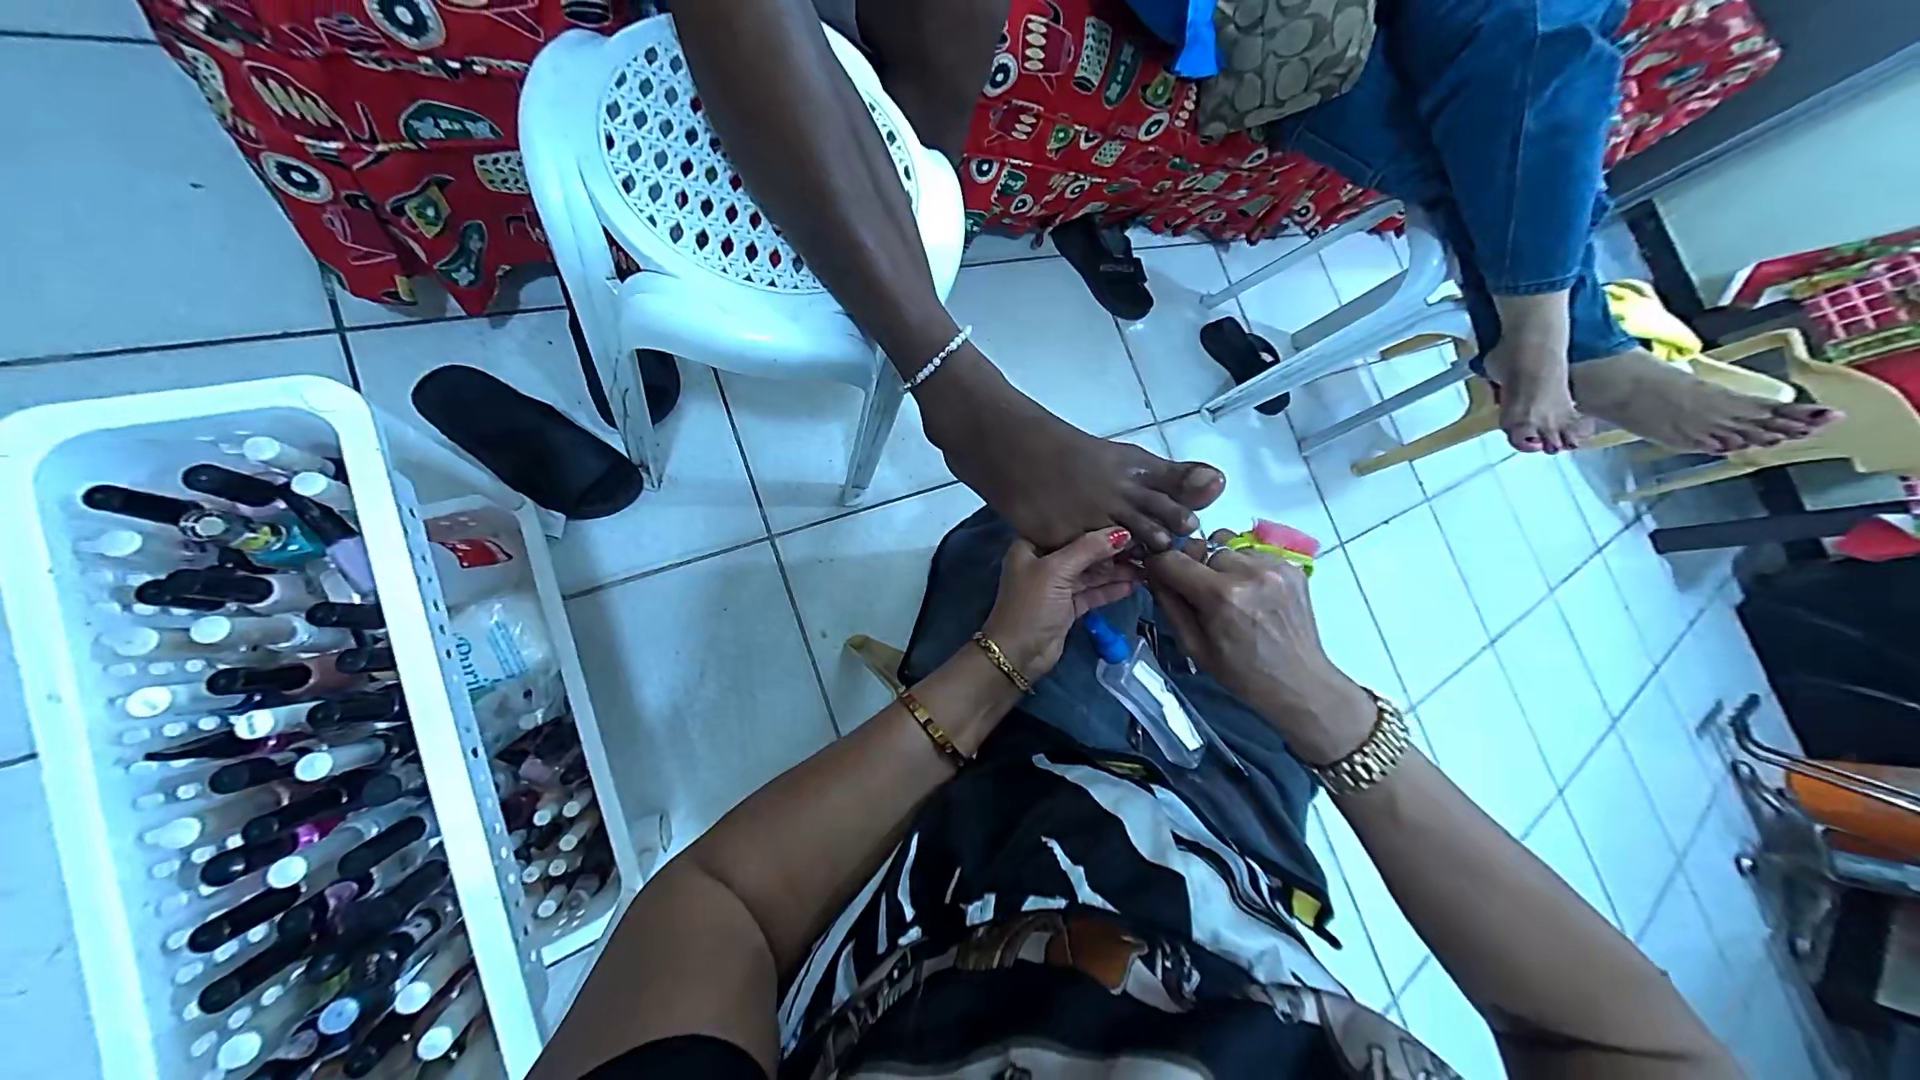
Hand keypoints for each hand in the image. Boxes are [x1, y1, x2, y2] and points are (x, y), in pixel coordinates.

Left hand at [980, 527, 1140, 680]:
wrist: (1019, 654)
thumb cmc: (1031, 606)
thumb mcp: (1057, 571)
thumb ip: (1089, 549)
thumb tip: (1122, 533)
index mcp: (1031, 547)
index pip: (1068, 529)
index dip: (1096, 526)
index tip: (1127, 522)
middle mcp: (1043, 563)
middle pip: (1082, 552)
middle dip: (1111, 551)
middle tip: (1143, 546)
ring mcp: (1056, 586)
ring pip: (1090, 573)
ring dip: (1116, 570)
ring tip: (1146, 566)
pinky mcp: (1067, 606)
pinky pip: (1092, 592)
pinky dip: (1110, 589)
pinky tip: (1133, 584)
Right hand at [1144, 531, 1375, 763]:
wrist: (1298, 681)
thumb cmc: (1240, 671)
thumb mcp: (1191, 645)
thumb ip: (1169, 603)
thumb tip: (1154, 572)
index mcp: (1220, 595)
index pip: (1171, 559)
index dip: (1160, 566)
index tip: (1160, 576)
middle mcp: (1248, 572)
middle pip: (1200, 548)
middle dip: (1194, 567)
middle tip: (1202, 593)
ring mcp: (1274, 566)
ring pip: (1227, 545)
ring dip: (1220, 563)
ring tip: (1230, 591)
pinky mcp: (1291, 566)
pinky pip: (1252, 552)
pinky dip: (1245, 566)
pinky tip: (1252, 592)